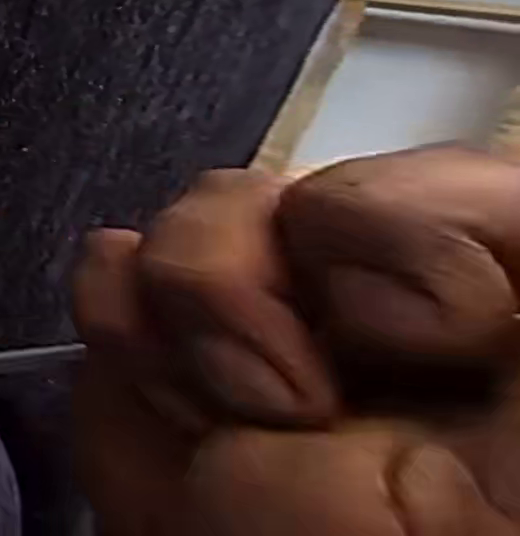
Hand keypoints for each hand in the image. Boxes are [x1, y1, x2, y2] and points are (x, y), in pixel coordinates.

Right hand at [73, 147, 519, 534]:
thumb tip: (458, 232)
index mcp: (501, 311)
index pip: (453, 183)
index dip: (406, 223)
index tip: (420, 335)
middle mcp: (392, 301)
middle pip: (308, 186)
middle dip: (274, 269)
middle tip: (308, 389)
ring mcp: (259, 309)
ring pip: (200, 205)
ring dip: (193, 295)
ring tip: (235, 403)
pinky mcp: (151, 325)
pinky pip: (107, 254)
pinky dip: (112, 307)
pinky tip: (168, 392)